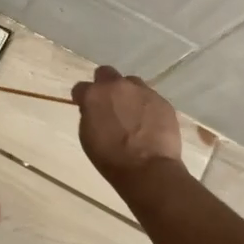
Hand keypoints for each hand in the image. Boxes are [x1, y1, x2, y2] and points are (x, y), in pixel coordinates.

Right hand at [71, 66, 182, 183]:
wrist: (148, 169)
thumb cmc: (110, 158)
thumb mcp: (88, 136)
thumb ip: (90, 115)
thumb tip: (94, 109)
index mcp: (94, 95)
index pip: (81, 87)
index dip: (83, 98)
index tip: (86, 107)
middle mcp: (118, 86)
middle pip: (107, 74)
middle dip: (105, 86)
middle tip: (109, 105)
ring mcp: (143, 91)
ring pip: (132, 84)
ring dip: (129, 95)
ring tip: (133, 115)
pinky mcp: (162, 101)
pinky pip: (150, 98)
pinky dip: (147, 107)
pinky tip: (149, 124)